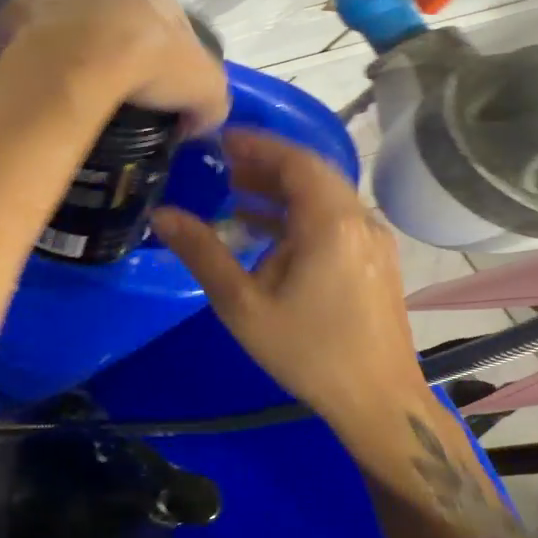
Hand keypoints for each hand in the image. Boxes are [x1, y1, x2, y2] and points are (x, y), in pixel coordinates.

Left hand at [0, 0, 229, 133]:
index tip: (142, 8)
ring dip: (50, 4)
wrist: (85, 57)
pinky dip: (17, 30)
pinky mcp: (17, 5)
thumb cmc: (150, 62)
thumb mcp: (201, 88)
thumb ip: (205, 103)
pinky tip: (18, 53)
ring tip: (49, 38)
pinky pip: (15, 15)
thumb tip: (197, 122)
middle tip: (90, 29)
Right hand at [149, 130, 424, 422]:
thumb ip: (202, 252)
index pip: (296, 162)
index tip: (218, 138)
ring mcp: (371, 243)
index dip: (257, 145)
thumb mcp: (240, 302)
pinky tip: (260, 228)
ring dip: (278, 187)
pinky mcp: (371, 262)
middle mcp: (359, 223)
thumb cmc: (305, 348)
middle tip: (217, 161)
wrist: (376, 399)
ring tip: (230, 191)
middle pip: (312, 174)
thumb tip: (161, 214)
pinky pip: (331, 219)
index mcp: (329, 225)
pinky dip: (294, 211)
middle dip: (264, 163)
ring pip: (322, 196)